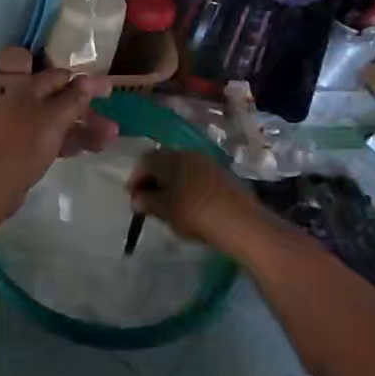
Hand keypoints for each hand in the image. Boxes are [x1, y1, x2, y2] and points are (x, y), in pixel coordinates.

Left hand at [0, 71, 117, 214]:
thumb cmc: (23, 145)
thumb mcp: (53, 118)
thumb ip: (73, 99)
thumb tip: (91, 79)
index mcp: (28, 90)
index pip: (60, 77)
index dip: (86, 83)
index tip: (110, 92)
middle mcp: (22, 105)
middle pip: (61, 102)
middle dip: (88, 114)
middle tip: (113, 130)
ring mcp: (19, 129)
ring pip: (56, 124)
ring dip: (82, 131)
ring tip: (106, 144)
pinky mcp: (19, 151)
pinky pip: (48, 141)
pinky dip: (66, 143)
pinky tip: (83, 152)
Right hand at [127, 148, 257, 245]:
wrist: (241, 222)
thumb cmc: (194, 213)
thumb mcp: (164, 211)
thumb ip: (146, 202)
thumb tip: (137, 198)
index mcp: (170, 158)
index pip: (144, 162)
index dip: (135, 179)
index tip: (133, 198)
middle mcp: (188, 154)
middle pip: (163, 162)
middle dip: (153, 180)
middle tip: (149, 200)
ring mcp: (208, 162)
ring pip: (181, 168)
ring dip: (171, 183)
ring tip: (169, 204)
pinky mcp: (223, 174)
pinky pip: (197, 176)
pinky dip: (188, 186)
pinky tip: (190, 204)